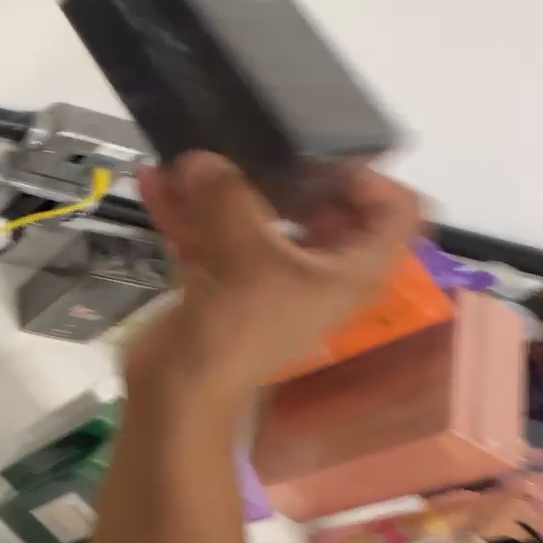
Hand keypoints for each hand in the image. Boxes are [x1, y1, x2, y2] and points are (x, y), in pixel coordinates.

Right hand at [128, 151, 423, 400]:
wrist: (178, 389)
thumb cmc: (237, 328)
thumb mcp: (245, 259)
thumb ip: (225, 202)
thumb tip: (198, 160)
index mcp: (351, 266)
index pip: (392, 210)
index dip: (366, 179)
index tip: (315, 162)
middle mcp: (311, 269)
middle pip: (308, 210)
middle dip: (272, 178)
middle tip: (246, 153)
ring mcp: (256, 279)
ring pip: (242, 223)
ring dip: (210, 194)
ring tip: (180, 163)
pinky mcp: (210, 287)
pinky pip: (200, 241)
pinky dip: (179, 216)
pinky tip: (151, 186)